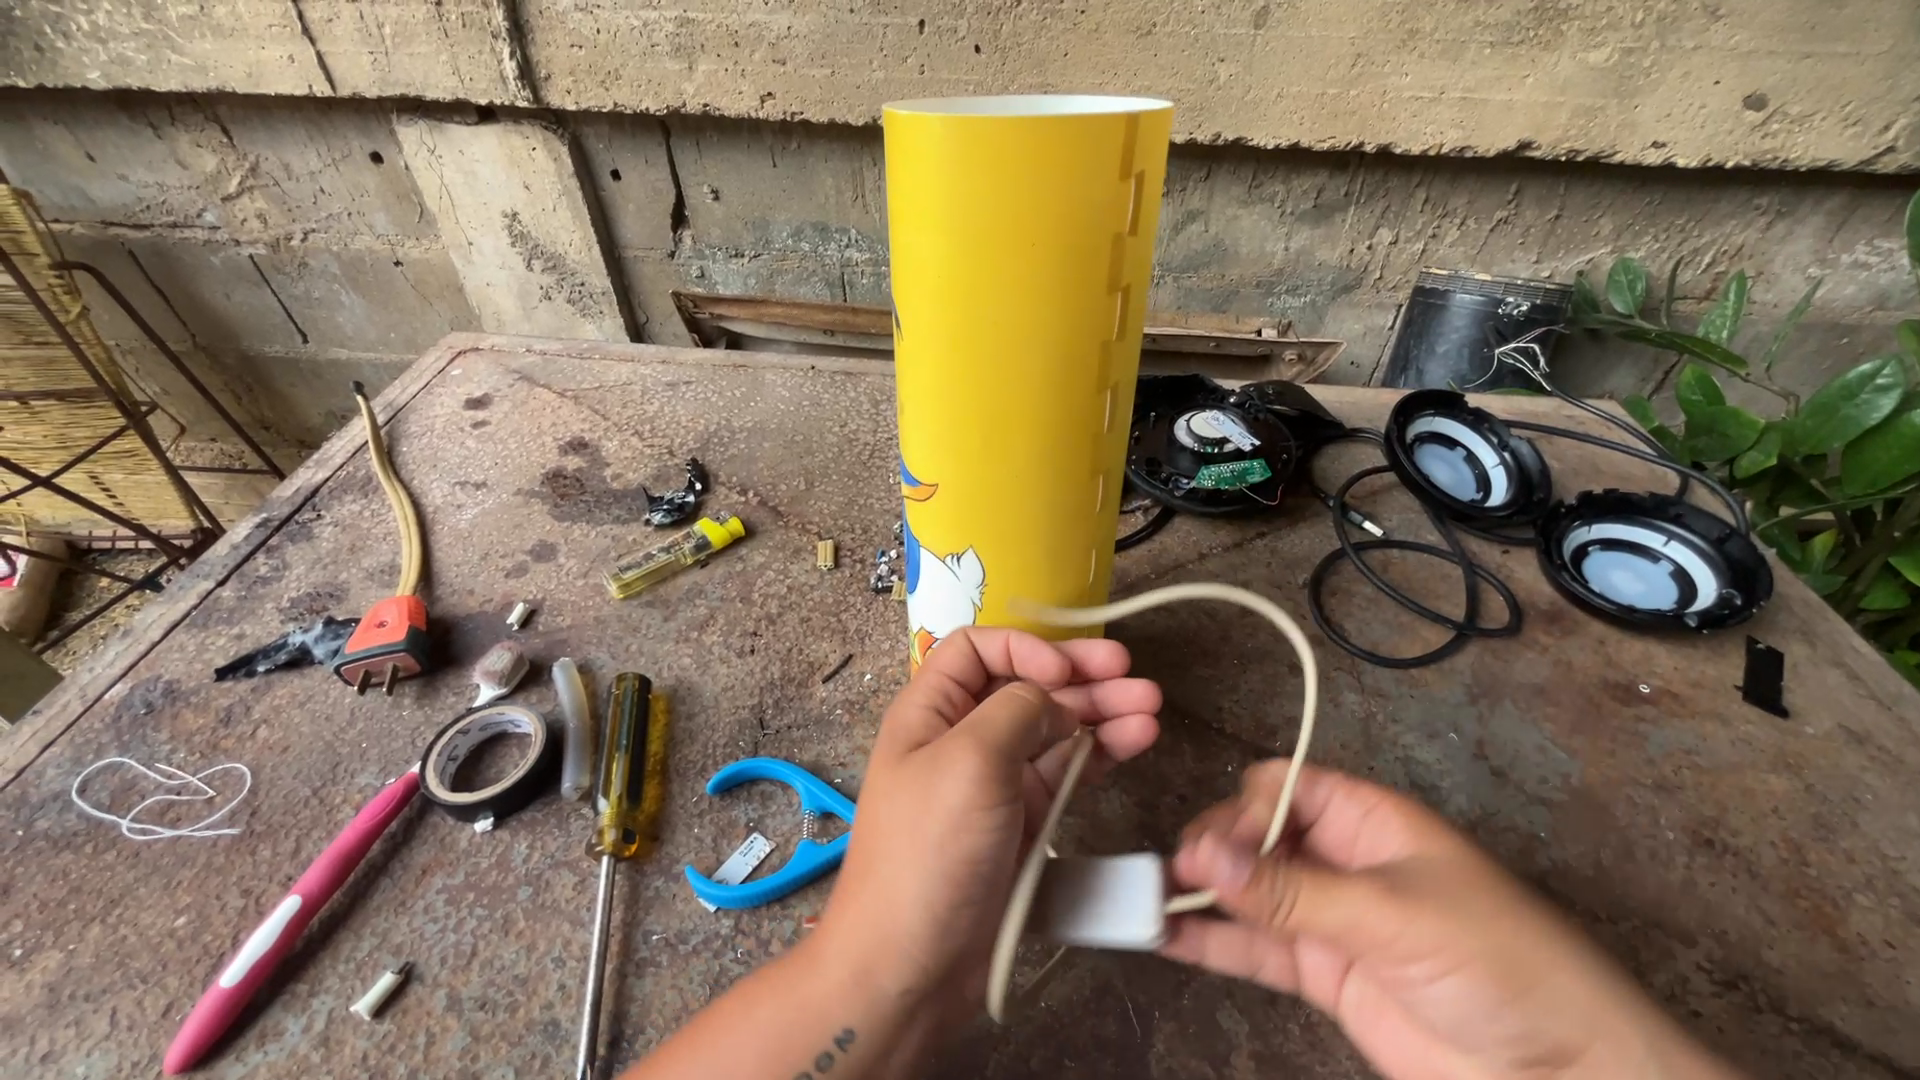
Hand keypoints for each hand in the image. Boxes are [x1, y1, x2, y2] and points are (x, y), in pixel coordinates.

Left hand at [817, 627, 1160, 1023]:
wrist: (913, 964)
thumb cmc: (931, 849)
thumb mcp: (969, 761)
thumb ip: (1014, 710)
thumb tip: (1050, 699)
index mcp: (930, 711)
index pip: (976, 649)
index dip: (1023, 648)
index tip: (1066, 673)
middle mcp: (962, 736)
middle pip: (1025, 686)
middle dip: (1079, 676)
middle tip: (1133, 674)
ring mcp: (995, 779)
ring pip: (1053, 728)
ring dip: (1101, 713)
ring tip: (1151, 706)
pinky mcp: (1023, 819)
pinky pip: (1064, 772)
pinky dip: (1099, 755)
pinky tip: (1135, 741)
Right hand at [1163, 761, 1740, 1079]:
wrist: (1566, 1079)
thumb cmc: (1497, 966)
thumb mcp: (1393, 915)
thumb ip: (1291, 890)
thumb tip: (1201, 853)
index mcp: (1367, 819)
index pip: (1283, 788)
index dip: (1244, 809)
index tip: (1217, 848)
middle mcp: (1339, 859)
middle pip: (1254, 835)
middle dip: (1215, 848)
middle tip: (1180, 875)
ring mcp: (1326, 918)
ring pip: (1246, 892)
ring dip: (1197, 893)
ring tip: (1143, 898)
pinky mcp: (1321, 973)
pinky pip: (1253, 947)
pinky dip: (1209, 942)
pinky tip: (1163, 936)